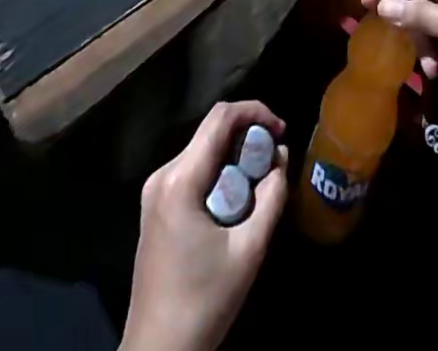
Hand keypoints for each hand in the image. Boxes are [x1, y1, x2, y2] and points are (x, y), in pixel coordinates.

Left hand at [121, 101, 287, 350]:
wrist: (158, 350)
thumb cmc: (205, 300)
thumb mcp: (251, 247)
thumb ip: (272, 194)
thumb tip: (280, 156)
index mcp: (180, 180)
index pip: (220, 117)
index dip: (256, 112)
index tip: (282, 131)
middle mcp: (162, 175)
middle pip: (212, 130)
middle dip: (249, 136)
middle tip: (276, 160)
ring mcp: (156, 191)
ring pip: (205, 149)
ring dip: (237, 155)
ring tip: (262, 180)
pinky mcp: (158, 205)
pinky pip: (195, 169)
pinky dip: (222, 171)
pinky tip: (239, 197)